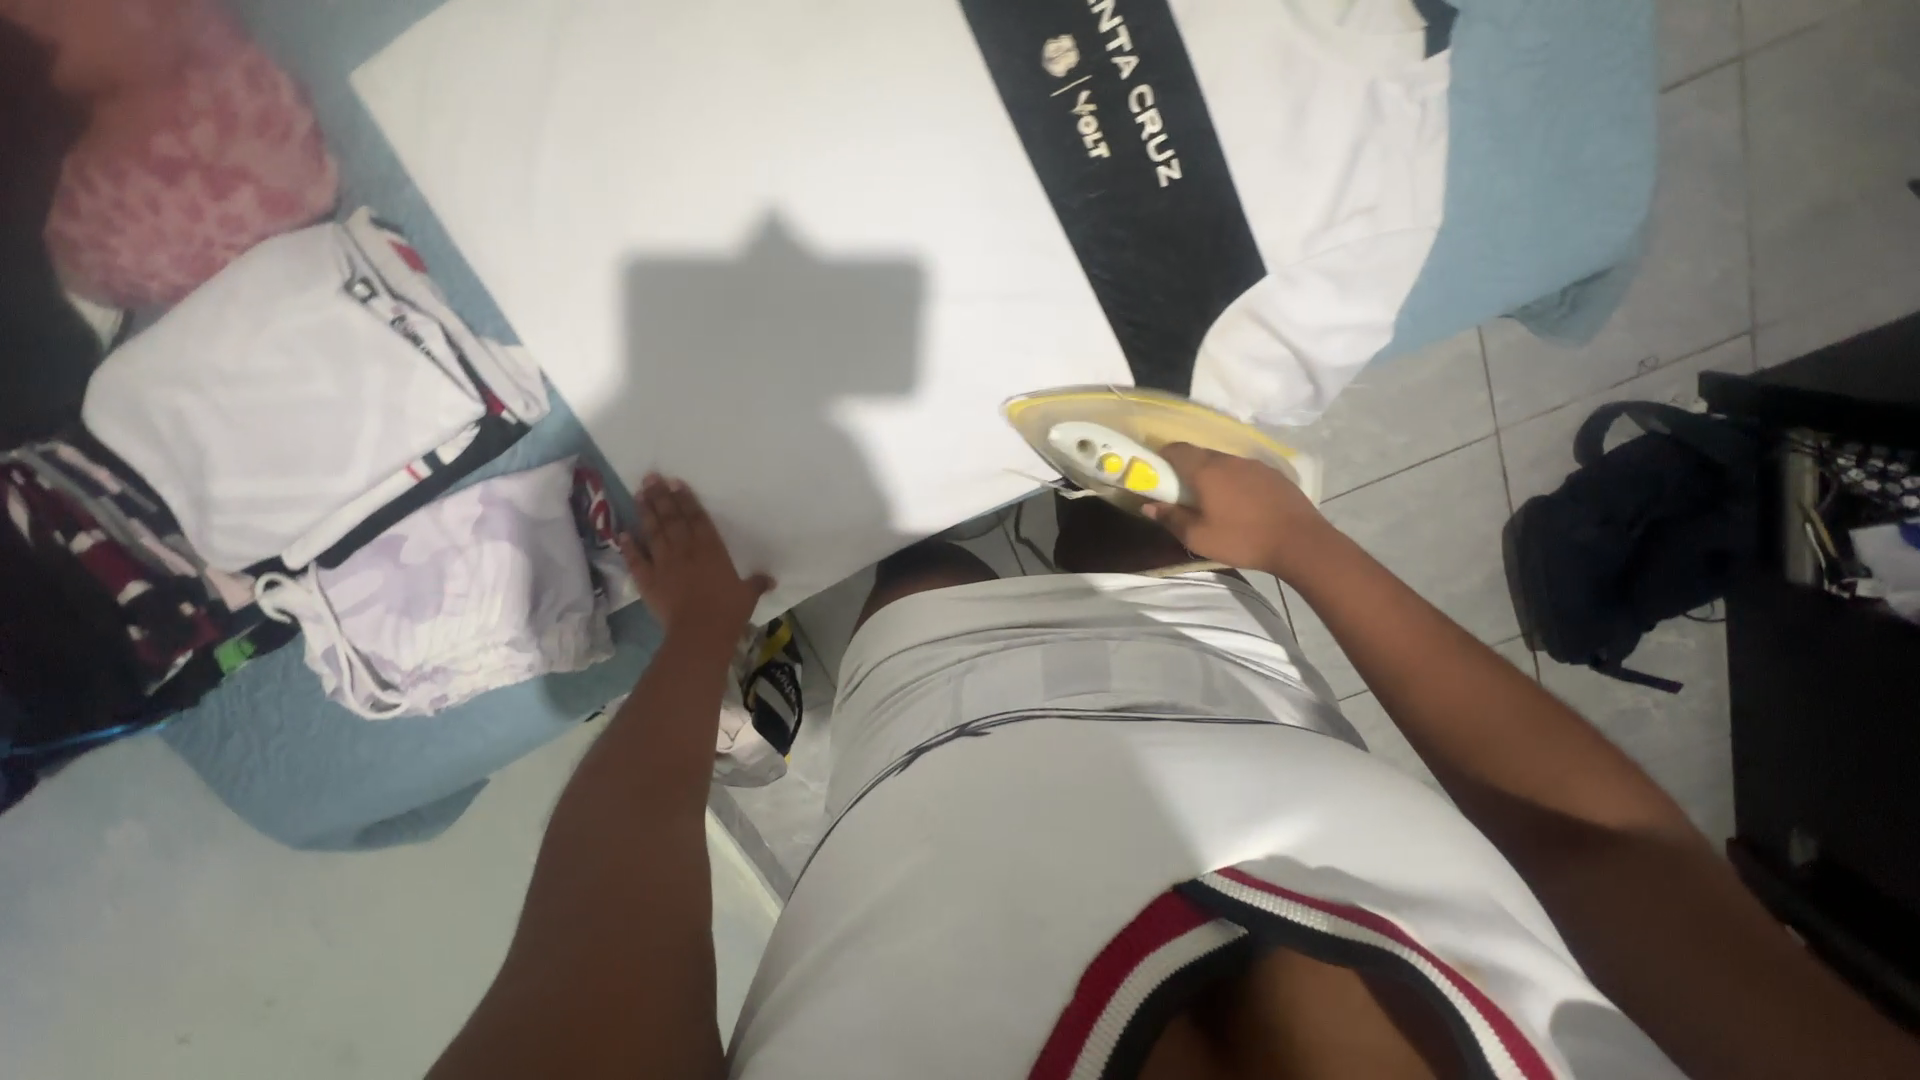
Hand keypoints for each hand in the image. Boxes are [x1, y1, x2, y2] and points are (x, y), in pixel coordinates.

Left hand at [619, 474, 773, 642]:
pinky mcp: (648, 580)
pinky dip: (628, 547)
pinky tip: (623, 533)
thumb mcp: (748, 595)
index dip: (686, 499)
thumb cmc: (728, 610)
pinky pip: (636, 560)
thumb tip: (770, 580)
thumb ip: (756, 583)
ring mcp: (664, 563)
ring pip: (653, 532)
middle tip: (651, 477)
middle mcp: (685, 550)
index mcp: (711, 549)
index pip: (697, 518)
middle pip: (672, 518)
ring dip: (646, 512)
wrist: (700, 631)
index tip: (675, 482)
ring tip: (639, 493)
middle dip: (661, 496)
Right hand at [1143, 442, 1335, 580]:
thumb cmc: (1242, 539)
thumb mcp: (1198, 537)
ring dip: (1213, 474)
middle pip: (1201, 454)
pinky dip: (1235, 481)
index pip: (1177, 449)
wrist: (1300, 542)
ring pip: (1224, 462)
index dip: (1163, 456)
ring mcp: (1254, 464)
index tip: (1157, 472)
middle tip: (1182, 490)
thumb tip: (1148, 506)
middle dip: (1187, 467)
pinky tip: (1241, 503)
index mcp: (1206, 470)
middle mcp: (1229, 459)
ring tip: (1213, 499)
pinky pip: (1245, 471)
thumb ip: (1170, 518)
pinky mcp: (1274, 474)